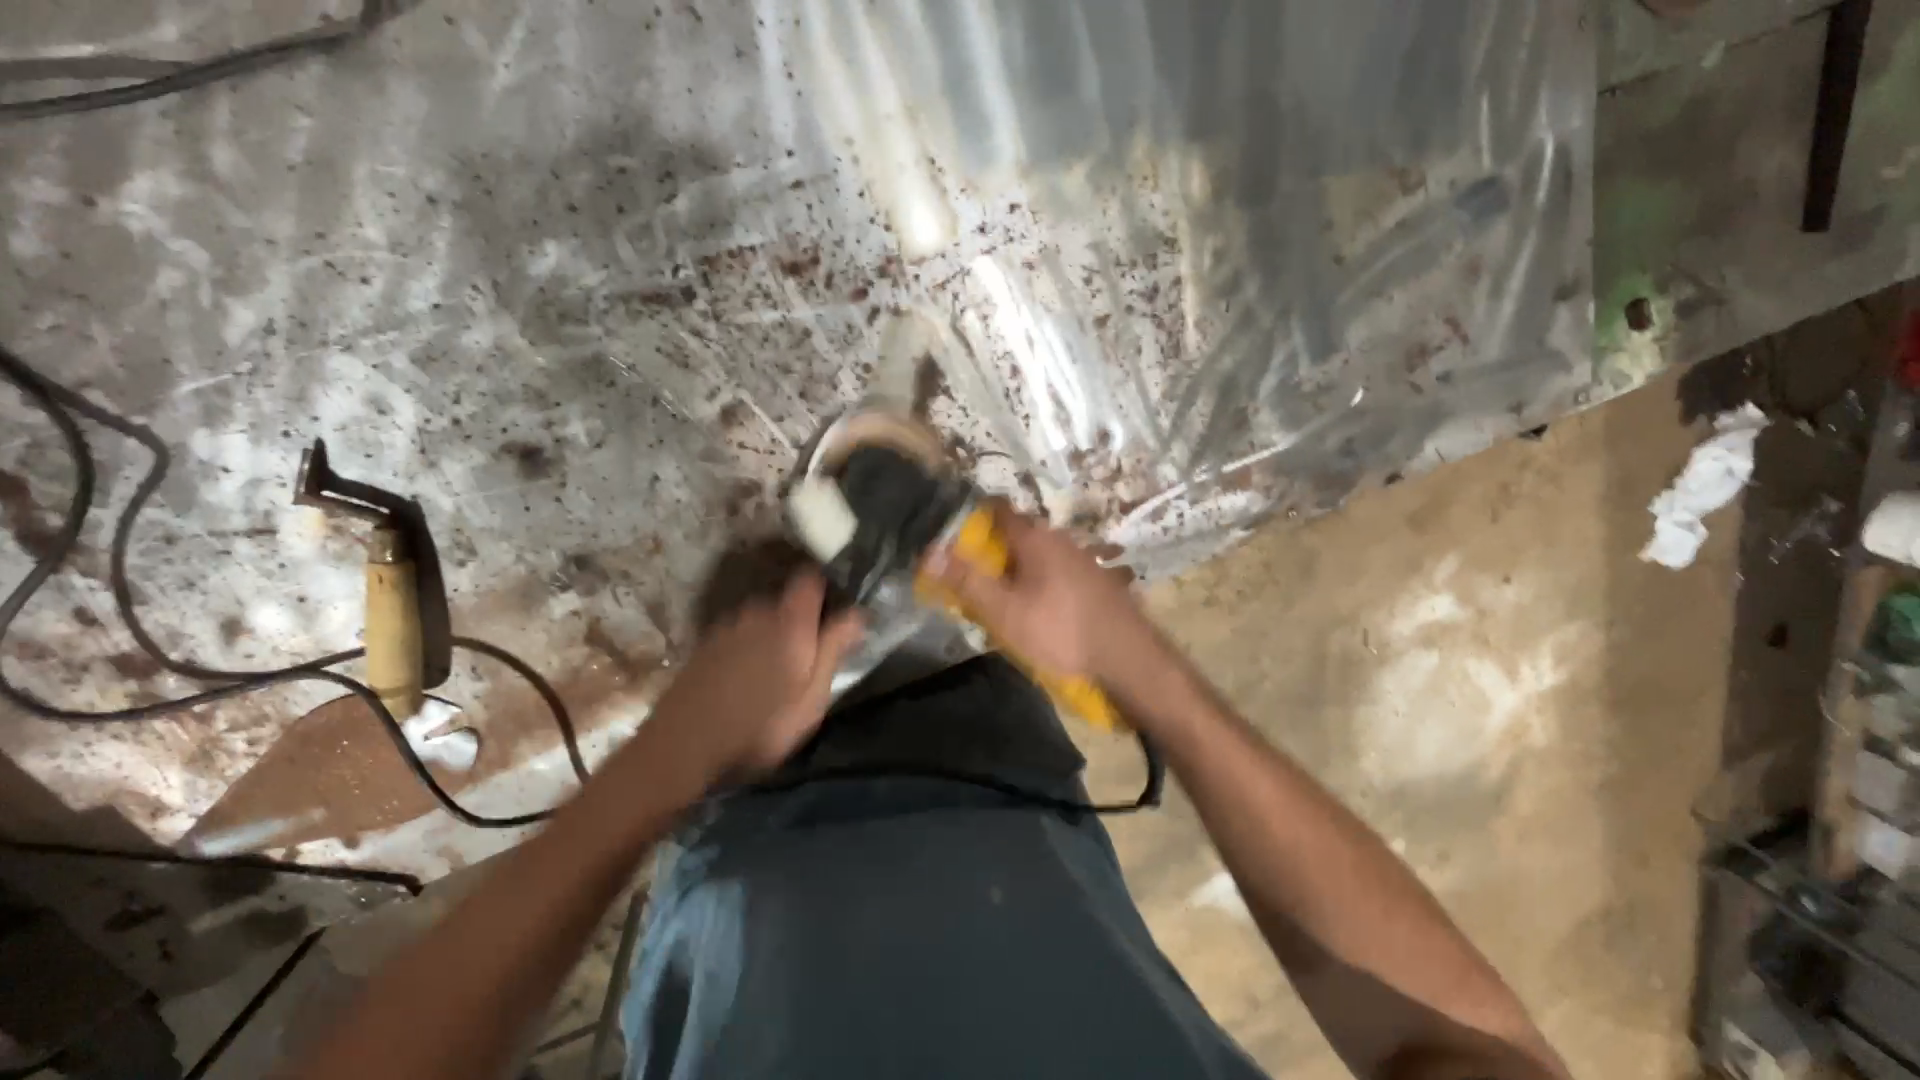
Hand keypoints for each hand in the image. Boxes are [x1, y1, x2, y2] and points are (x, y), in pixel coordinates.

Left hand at [644, 570, 863, 786]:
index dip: (826, 587)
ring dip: (772, 634)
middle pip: (786, 600)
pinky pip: (739, 634)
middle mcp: (757, 613)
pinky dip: (748, 647)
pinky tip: (746, 679)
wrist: (682, 747)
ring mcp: (727, 627)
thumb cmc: (759, 728)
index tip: (836, 610)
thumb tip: (857, 614)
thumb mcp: (810, 700)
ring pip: (761, 618)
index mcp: (790, 622)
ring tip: (776, 672)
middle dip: (801, 620)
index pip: (811, 578)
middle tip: (810, 656)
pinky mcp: (705, 645)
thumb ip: (833, 651)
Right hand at [923, 501, 1155, 682]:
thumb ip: (966, 580)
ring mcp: (1083, 558)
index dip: (970, 519)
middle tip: (972, 578)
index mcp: (1034, 536)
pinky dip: (1041, 583)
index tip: (951, 540)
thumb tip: (927, 550)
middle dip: (992, 551)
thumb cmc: (1060, 630)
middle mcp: (1060, 538)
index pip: (996, 509)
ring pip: (1039, 555)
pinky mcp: (1097, 581)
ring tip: (1003, 599)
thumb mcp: (1004, 611)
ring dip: (1018, 570)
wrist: (1128, 657)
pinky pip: (1058, 572)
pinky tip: (1040, 609)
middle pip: (1017, 534)